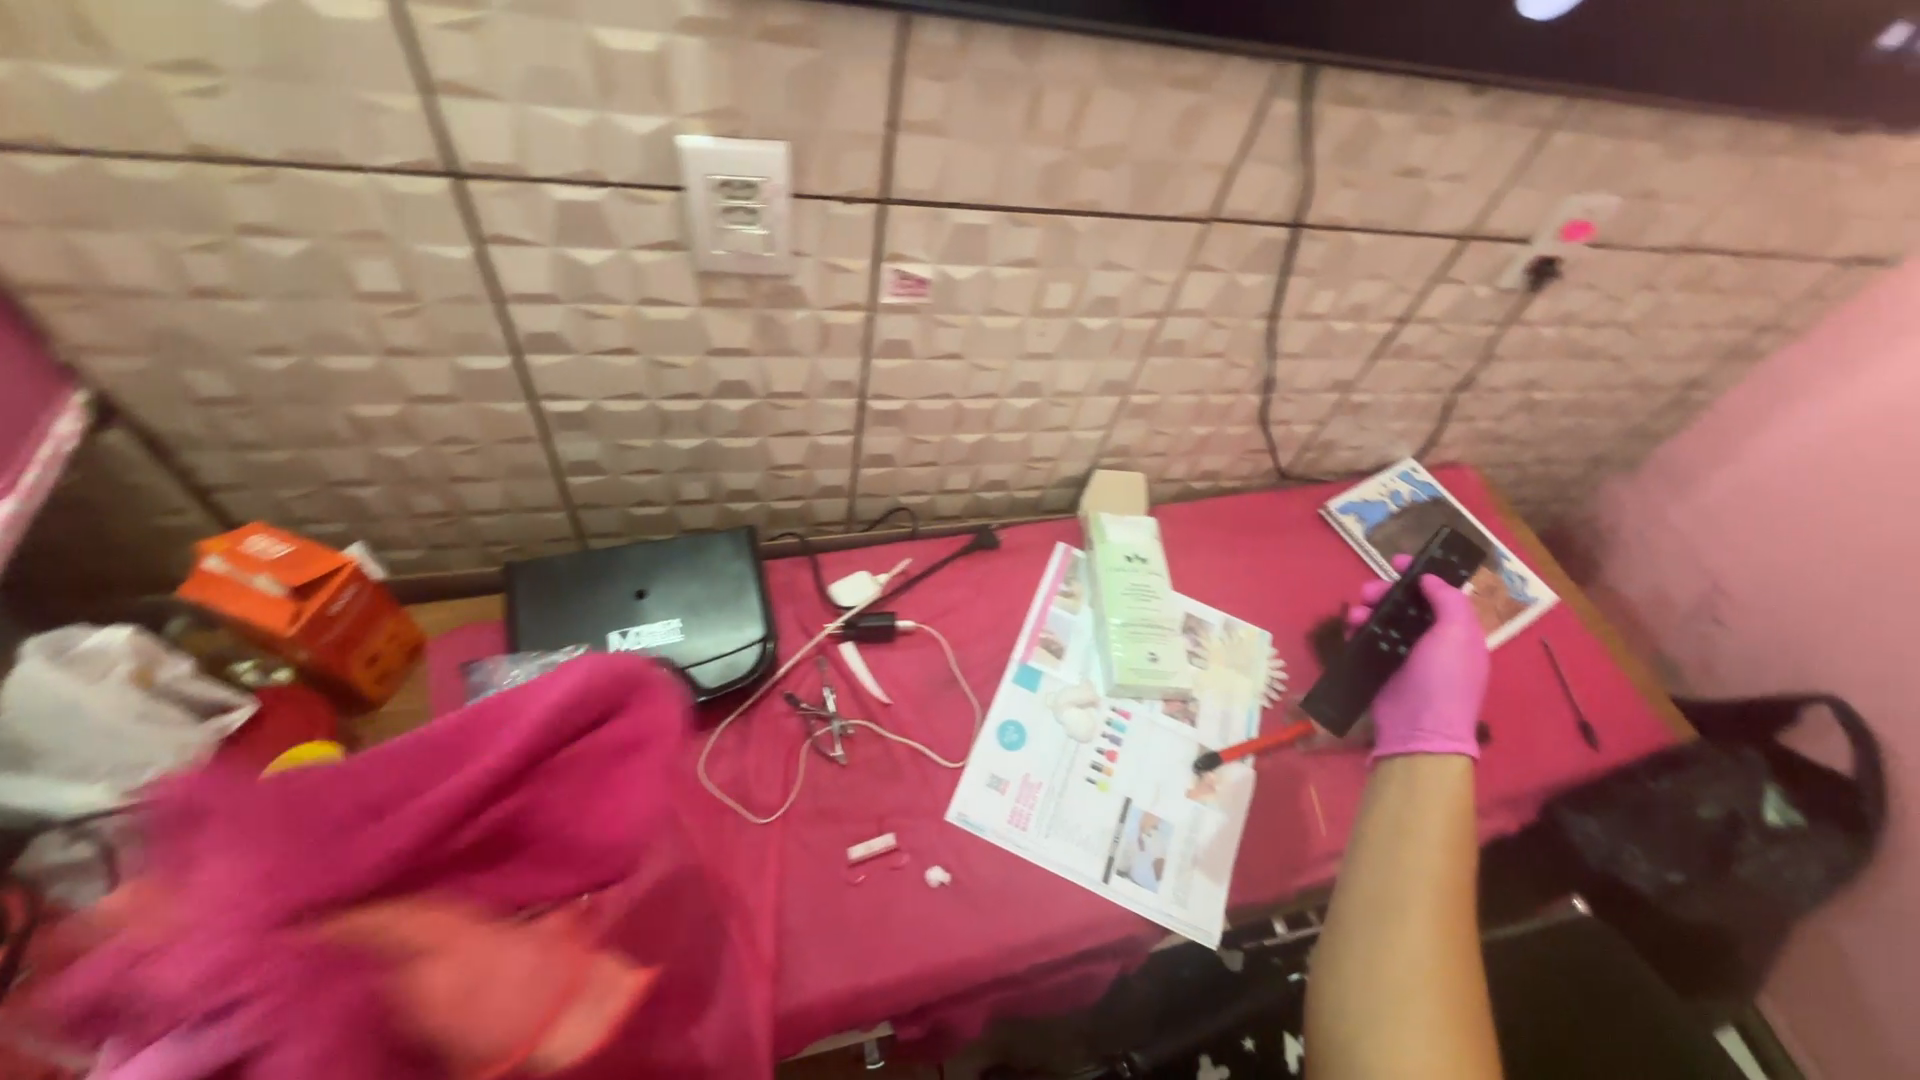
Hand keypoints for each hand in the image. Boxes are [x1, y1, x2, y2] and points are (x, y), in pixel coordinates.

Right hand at [1344, 553, 1489, 761]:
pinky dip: (1357, 631)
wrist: (1418, 728)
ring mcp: (1403, 656)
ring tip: (1355, 614)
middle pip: (1405, 604)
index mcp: (1456, 632)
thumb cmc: (1444, 679)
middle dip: (1386, 592)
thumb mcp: (1458, 634)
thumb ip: (1447, 600)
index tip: (1398, 560)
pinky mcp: (1378, 668)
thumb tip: (1429, 579)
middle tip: (1369, 592)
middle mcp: (1430, 641)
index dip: (1420, 574)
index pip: (1439, 594)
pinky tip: (1351, 629)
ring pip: (1382, 620)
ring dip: (1367, 610)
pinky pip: (1365, 641)